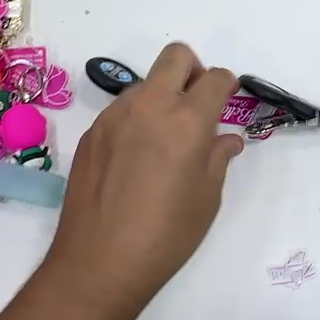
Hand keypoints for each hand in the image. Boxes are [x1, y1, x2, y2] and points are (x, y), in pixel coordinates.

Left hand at [45, 43, 243, 308]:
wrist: (98, 263)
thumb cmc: (166, 235)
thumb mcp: (207, 198)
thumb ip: (218, 157)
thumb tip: (226, 139)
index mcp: (188, 119)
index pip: (216, 77)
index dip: (227, 86)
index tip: (227, 103)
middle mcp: (151, 105)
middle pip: (176, 56)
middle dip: (194, 70)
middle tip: (197, 106)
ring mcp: (115, 115)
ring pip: (146, 83)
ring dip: (162, 98)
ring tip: (162, 143)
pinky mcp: (92, 131)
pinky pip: (122, 109)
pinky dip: (136, 120)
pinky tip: (134, 161)